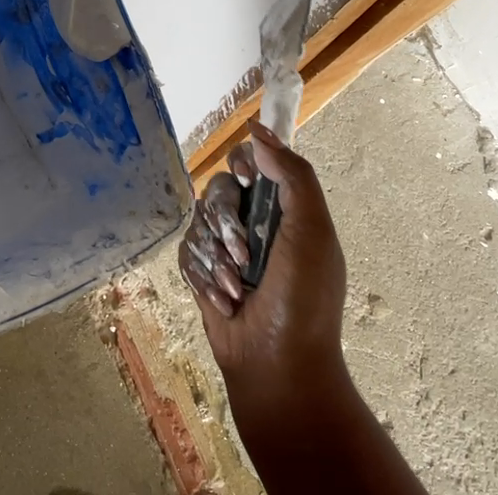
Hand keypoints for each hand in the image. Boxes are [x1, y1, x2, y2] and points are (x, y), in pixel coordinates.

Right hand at [179, 123, 348, 395]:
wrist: (277, 367)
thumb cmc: (302, 300)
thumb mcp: (312, 233)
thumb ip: (293, 176)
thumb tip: (258, 130)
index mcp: (285, 209)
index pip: (252, 161)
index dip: (242, 165)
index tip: (244, 182)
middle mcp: (255, 223)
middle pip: (217, 189)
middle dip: (226, 225)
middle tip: (244, 257)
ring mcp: (227, 249)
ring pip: (198, 222)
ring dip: (214, 258)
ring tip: (235, 288)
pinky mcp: (204, 273)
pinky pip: (186, 252)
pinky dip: (202, 277)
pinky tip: (224, 302)